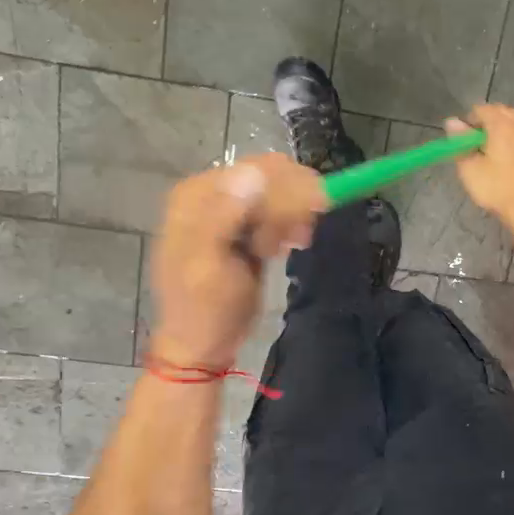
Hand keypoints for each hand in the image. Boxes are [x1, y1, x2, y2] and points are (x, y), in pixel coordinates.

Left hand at [148, 154, 326, 368]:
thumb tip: (251, 173)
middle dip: (291, 203)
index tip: (318, 210)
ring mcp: (228, 209)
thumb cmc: (205, 309)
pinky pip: (276, 208)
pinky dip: (289, 224)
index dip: (287, 187)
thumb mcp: (210, 266)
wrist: (203, 344)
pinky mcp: (244, 225)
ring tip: (293, 244)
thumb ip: (225, 216)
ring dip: (292, 215)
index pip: (253, 170)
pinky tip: (290, 245)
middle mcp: (210, 193)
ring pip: (277, 190)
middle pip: (267, 175)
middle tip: (300, 238)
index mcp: (195, 196)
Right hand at [447, 104, 513, 225]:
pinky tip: (504, 156)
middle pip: (501, 112)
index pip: (483, 109)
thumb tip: (452, 121)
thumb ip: (461, 142)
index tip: (463, 138)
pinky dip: (511, 137)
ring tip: (489, 147)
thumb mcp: (469, 167)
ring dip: (500, 128)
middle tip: (474, 141)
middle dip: (486, 120)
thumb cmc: (494, 188)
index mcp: (502, 127)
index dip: (469, 120)